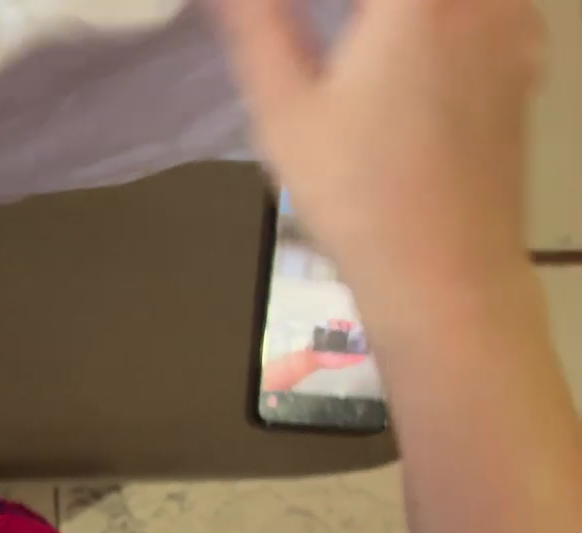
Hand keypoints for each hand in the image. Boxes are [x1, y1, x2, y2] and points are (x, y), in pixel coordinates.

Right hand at [213, 0, 543, 313]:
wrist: (438, 255)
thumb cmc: (348, 187)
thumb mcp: (283, 114)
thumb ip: (260, 35)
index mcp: (415, 2)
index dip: (301, 0)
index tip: (273, 13)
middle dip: (347, 9)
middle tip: (298, 24)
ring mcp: (516, 18)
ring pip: (447, 2)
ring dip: (388, 18)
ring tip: (345, 37)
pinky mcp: (524, 51)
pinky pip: (483, 9)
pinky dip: (435, 20)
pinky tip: (403, 49)